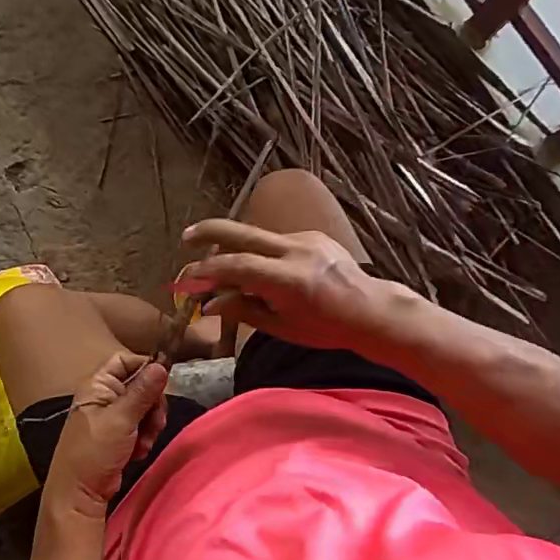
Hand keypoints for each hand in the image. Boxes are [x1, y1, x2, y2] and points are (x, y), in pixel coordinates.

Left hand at [44, 351, 169, 518]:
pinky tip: (137, 451)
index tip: (162, 383)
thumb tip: (161, 365)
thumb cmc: (94, 451)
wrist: (79, 493)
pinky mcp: (118, 435)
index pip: (125, 360)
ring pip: (144, 408)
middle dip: (152, 405)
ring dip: (150, 425)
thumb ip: (142, 391)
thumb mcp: (121, 419)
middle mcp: (103, 396)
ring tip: (142, 442)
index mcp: (97, 384)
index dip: (145, 368)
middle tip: (155, 422)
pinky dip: (143, 438)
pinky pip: (140, 427)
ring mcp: (110, 416)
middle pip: (140, 385)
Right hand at [179, 220, 408, 353]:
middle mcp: (296, 251)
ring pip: (258, 236)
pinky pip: (275, 240)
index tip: (188, 276)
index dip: (208, 270)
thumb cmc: (327, 328)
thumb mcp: (282, 327)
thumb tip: (209, 304)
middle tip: (186, 237)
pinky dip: (260, 252)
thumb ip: (243, 310)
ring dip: (235, 246)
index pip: (237, 265)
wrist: (372, 310)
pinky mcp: (312, 235)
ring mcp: (306, 239)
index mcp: (288, 280)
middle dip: (209, 231)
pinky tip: (260, 270)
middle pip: (242, 232)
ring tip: (221, 265)